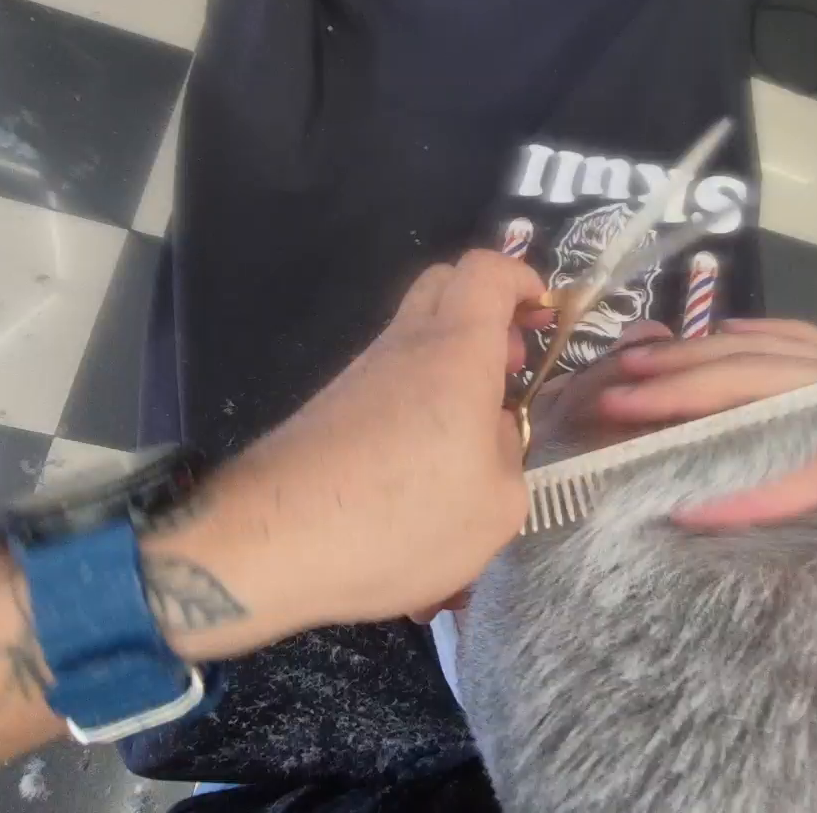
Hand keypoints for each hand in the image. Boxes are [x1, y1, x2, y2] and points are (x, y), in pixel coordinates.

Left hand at [184, 250, 546, 633]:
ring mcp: (362, 373)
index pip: (487, 270)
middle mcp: (405, 346)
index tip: (546, 318)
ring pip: (417, 335)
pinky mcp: (332, 406)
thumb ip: (507, 454)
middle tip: (510, 365)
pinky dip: (421, 398)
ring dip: (454, 362)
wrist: (270, 545)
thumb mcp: (496, 506)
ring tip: (473, 432)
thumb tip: (490, 431)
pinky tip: (424, 466)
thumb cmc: (400, 518)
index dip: (524, 279)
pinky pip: (390, 379)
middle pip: (445, 284)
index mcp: (455, 352)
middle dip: (489, 310)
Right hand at [593, 319, 816, 609]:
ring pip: (767, 353)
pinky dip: (738, 339)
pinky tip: (708, 340)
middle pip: (769, 381)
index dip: (756, 480)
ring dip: (698, 358)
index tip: (687, 502)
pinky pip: (789, 343)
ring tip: (634, 363)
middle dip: (689, 392)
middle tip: (616, 399)